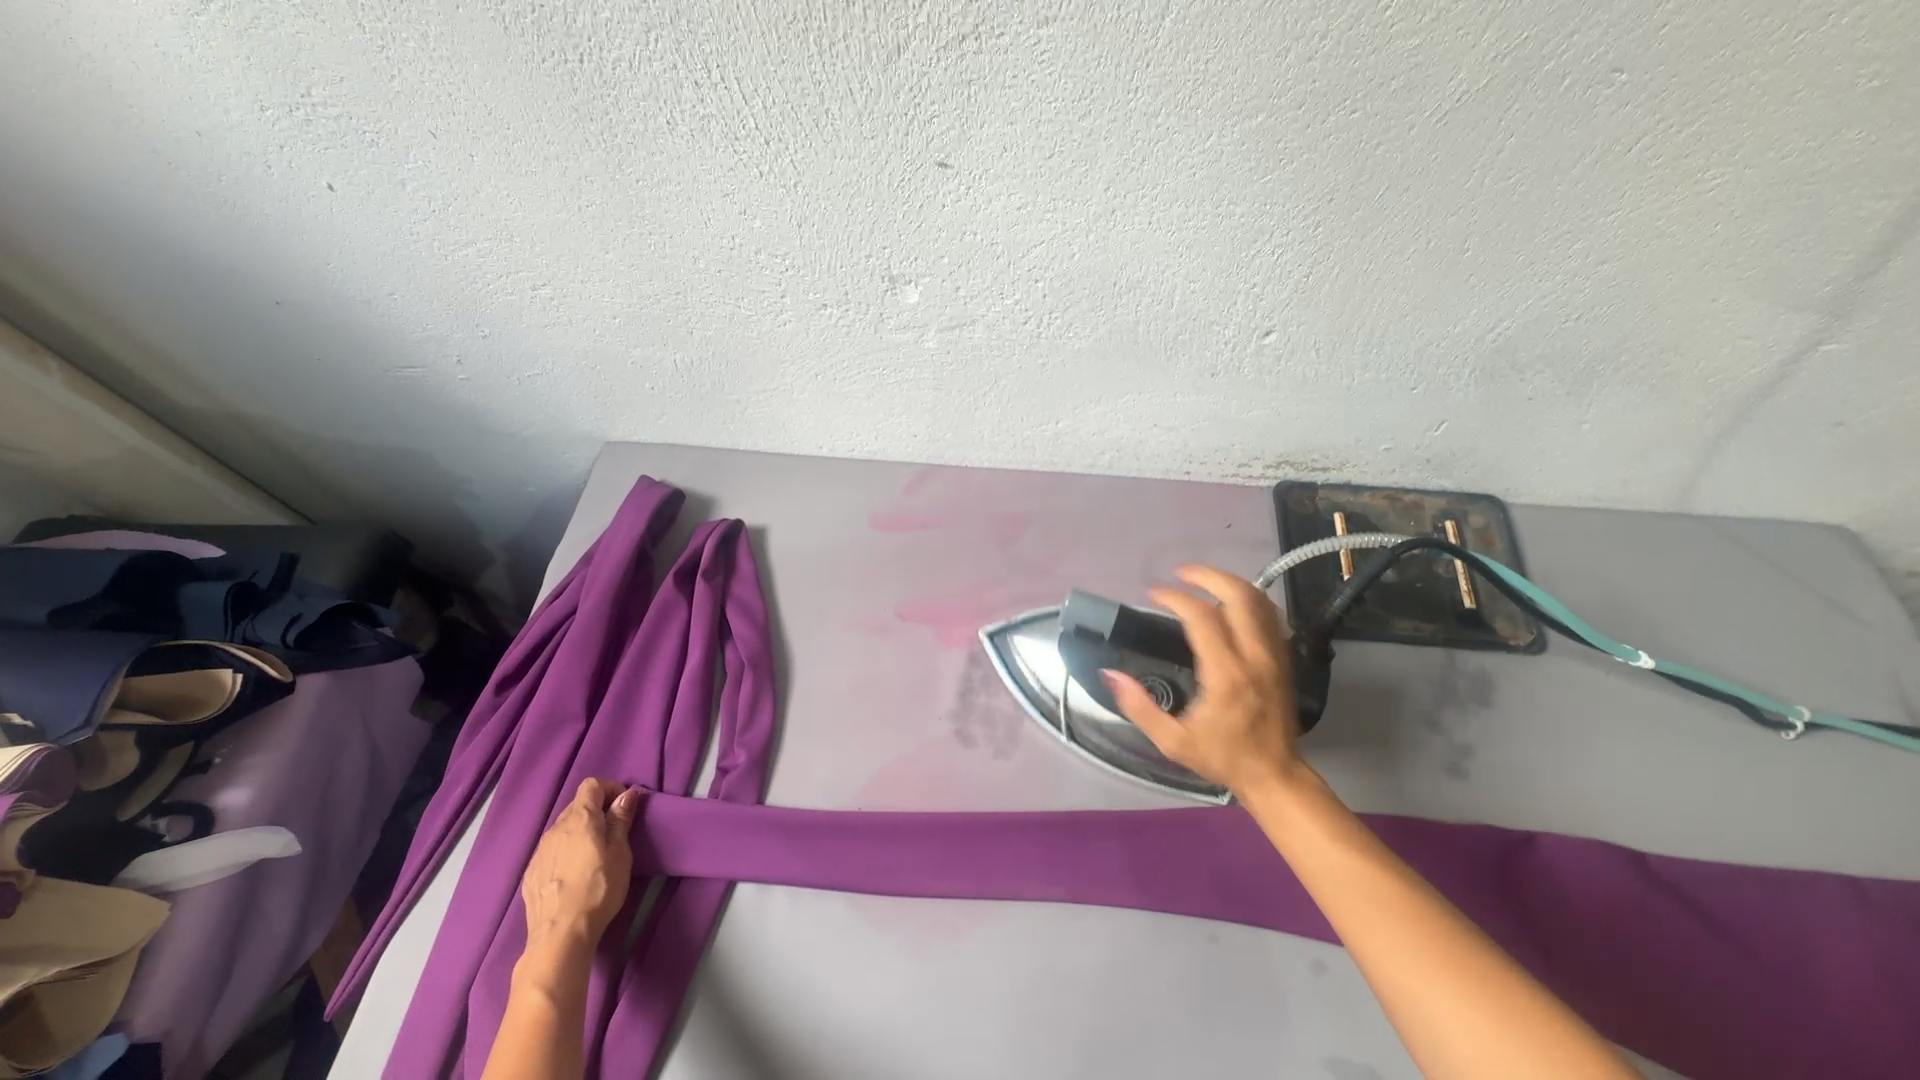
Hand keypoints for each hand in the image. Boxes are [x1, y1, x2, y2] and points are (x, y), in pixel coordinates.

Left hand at [520, 778, 639, 947]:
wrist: (560, 933)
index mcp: (580, 819)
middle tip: (613, 834)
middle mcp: (555, 828)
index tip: (623, 808)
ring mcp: (539, 851)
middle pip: (576, 806)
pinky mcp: (531, 872)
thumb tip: (626, 794)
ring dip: (579, 833)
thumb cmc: (599, 889)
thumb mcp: (620, 853)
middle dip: (596, 811)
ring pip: (562, 829)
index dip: (610, 789)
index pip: (591, 785)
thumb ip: (621, 820)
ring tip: (593, 857)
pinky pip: (551, 850)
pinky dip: (565, 852)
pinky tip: (573, 875)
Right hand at [1103, 565, 1305, 797]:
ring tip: (1202, 581)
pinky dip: (1249, 598)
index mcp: (1226, 675)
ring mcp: (1275, 655)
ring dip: (1229, 582)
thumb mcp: (1172, 742)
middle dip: (1207, 575)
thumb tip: (1110, 674)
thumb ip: (1139, 706)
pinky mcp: (1284, 659)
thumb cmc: (1222, 758)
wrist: (1275, 775)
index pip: (1202, 617)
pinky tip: (1230, 601)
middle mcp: (1254, 657)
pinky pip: (1270, 615)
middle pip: (1239, 595)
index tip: (1153, 595)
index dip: (1175, 597)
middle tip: (1180, 573)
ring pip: (1259, 600)